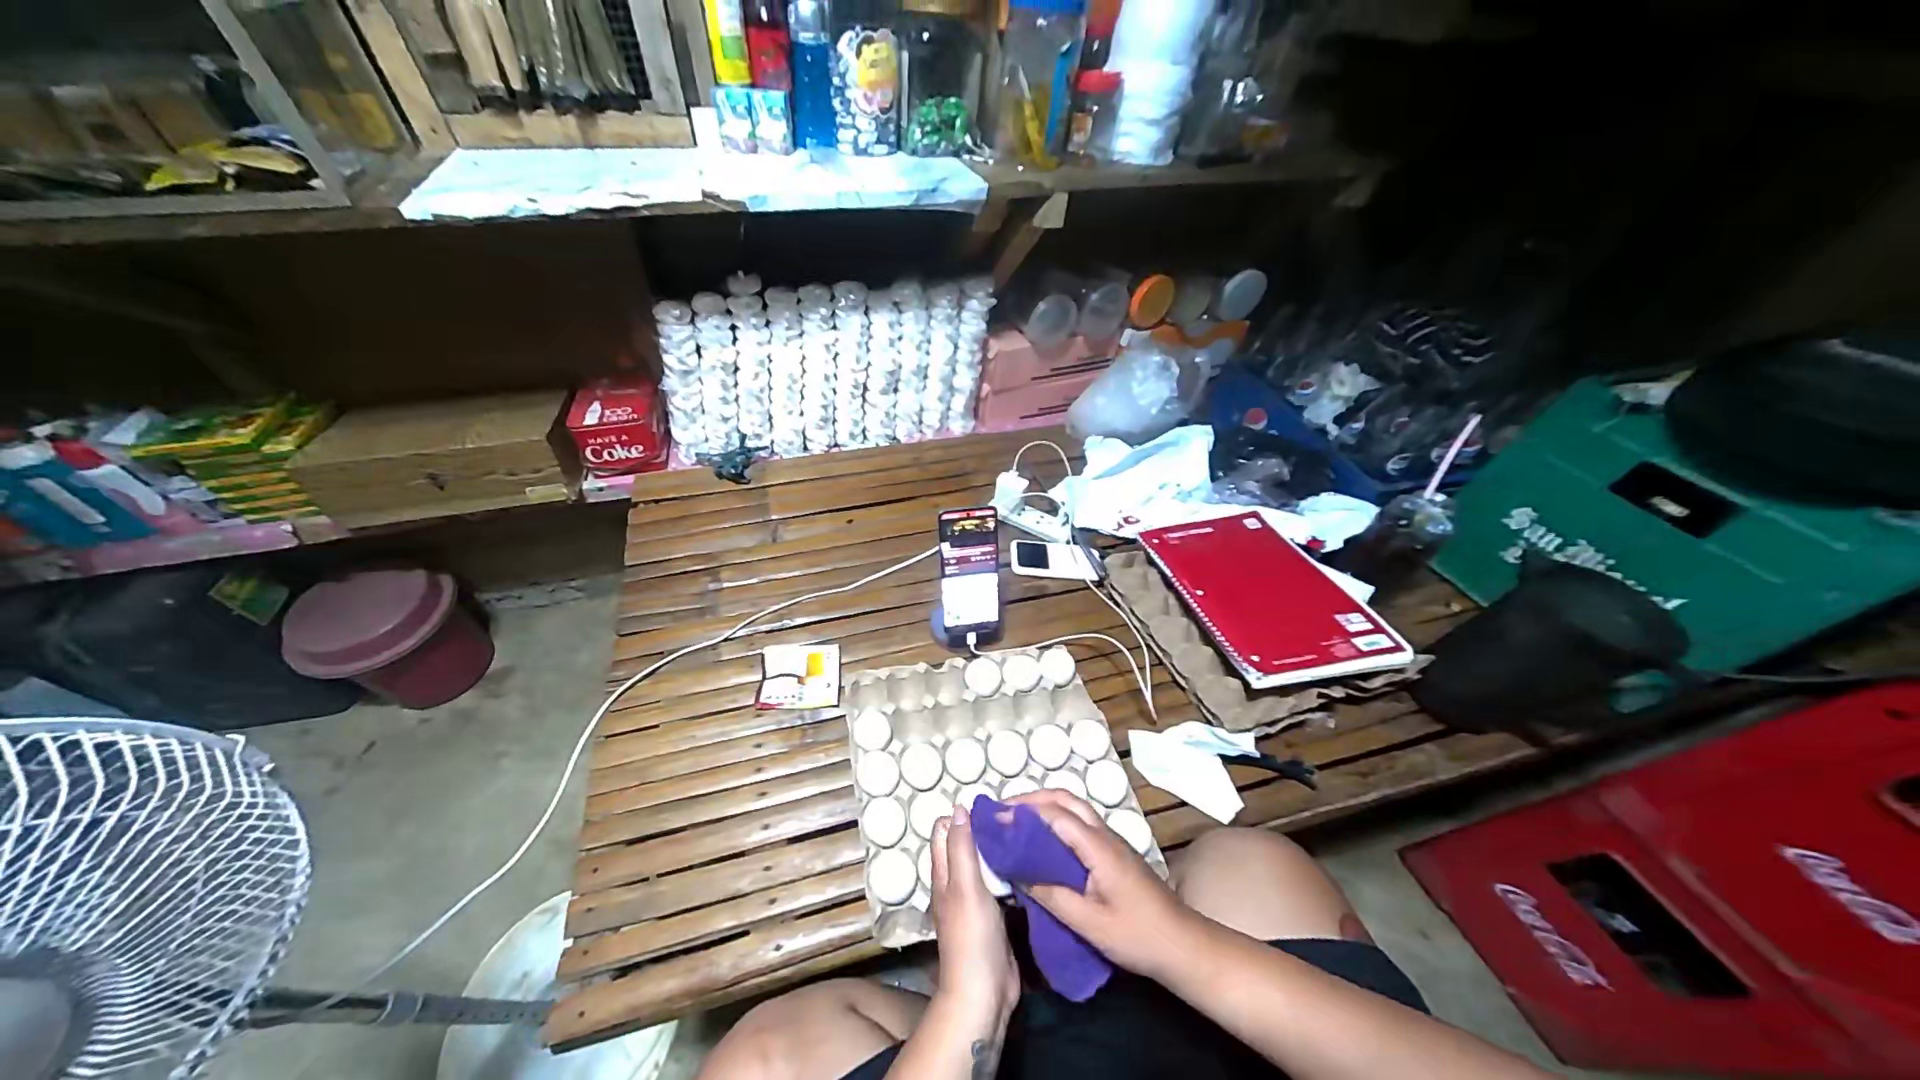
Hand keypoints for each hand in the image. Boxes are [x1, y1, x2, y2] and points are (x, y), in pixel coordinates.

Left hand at [930, 803, 1018, 1024]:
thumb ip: (961, 848)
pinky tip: (1031, 866)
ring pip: (987, 865)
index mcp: (944, 874)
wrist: (984, 993)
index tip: (992, 808)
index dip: (963, 816)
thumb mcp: (965, 885)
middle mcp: (957, 884)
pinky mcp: (995, 917)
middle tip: (1016, 820)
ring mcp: (976, 901)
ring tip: (1027, 836)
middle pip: (968, 846)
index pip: (945, 831)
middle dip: (987, 830)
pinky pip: (1001, 886)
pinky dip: (1012, 873)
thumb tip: (959, 808)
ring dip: (1001, 851)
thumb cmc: (971, 936)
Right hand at [1005, 789, 1198, 980]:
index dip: (1022, 812)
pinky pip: (1079, 824)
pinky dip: (1055, 821)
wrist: (1183, 945)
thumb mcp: (1088, 923)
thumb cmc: (1137, 936)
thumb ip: (1050, 895)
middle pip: (1065, 800)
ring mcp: (1111, 841)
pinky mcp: (1113, 853)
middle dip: (1031, 800)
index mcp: (1098, 846)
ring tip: (1015, 824)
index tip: (993, 818)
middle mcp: (1104, 834)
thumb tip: (1016, 874)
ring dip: (1044, 808)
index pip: (1055, 815)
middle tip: (1001, 814)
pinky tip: (1041, 843)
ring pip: (1074, 808)